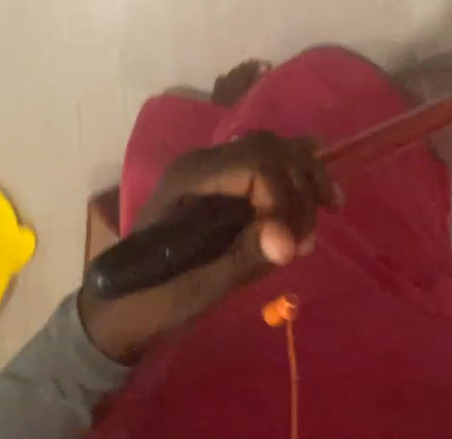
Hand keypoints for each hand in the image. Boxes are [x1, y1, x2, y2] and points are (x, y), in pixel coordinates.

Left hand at [78, 130, 338, 362]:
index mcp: (190, 178)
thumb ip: (241, 260)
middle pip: (269, 148)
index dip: (282, 198)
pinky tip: (321, 192)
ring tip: (328, 209)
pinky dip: (298, 175)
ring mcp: (215, 166)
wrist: (123, 304)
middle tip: (307, 240)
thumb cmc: (154, 299)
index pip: (255, 162)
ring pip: (274, 148)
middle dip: (300, 188)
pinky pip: (270, 162)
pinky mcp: (227, 180)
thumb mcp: (195, 291)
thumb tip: (289, 240)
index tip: (290, 245)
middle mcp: (203, 160)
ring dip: (305, 177)